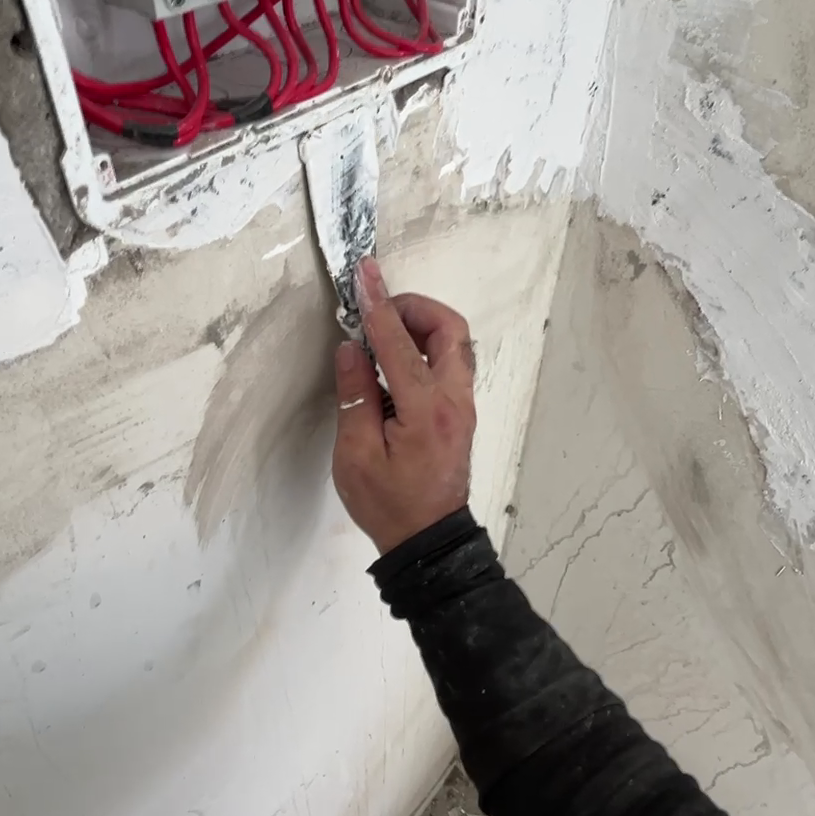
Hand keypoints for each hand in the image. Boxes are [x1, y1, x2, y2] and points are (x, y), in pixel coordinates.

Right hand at [332, 257, 477, 554]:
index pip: (398, 343)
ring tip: (384, 334)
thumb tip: (351, 349)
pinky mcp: (461, 412)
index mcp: (425, 409)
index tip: (364, 275)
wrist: (428, 540)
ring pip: (455, 343)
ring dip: (422, 326)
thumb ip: (355, 396)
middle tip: (378, 311)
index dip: (377, 305)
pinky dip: (426, 347)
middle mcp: (454, 400)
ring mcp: (463, 406)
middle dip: (414, 307)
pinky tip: (396, 361)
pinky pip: (450, 363)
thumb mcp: (356, 455)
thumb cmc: (388, 504)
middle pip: (450, 328)